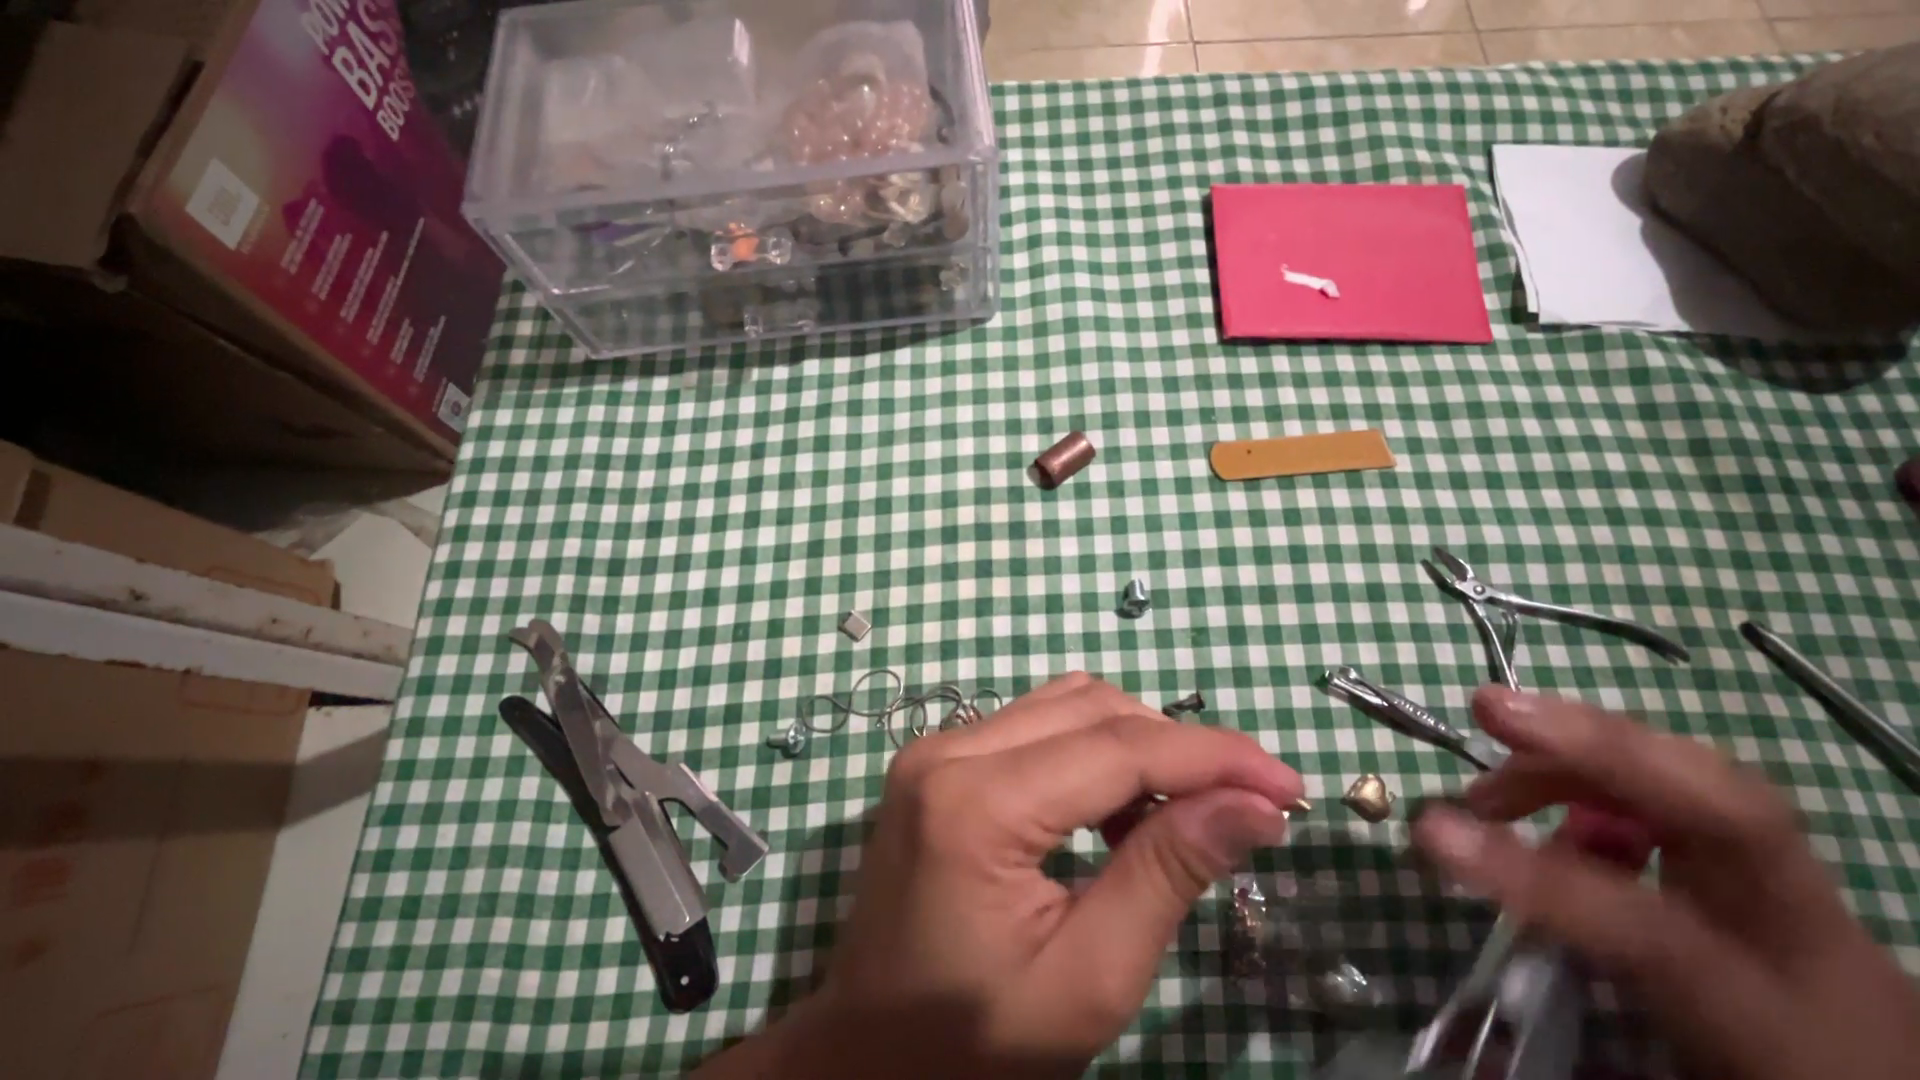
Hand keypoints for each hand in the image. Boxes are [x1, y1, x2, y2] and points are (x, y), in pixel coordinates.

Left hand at [695, 673, 1303, 1078]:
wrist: (867, 1055)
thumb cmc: (974, 1040)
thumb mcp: (1089, 977)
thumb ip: (1167, 875)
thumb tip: (1255, 805)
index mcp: (977, 804)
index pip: (1119, 747)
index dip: (1216, 757)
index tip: (1290, 787)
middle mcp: (947, 750)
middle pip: (1093, 709)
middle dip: (1181, 748)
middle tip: (1246, 807)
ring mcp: (934, 750)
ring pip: (1066, 707)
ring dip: (1138, 745)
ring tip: (1180, 818)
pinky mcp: (936, 763)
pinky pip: (1034, 727)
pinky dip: (1093, 753)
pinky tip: (1117, 814)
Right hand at [1413, 686, 1919, 1079]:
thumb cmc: (1772, 1078)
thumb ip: (1582, 1064)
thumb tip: (1465, 1053)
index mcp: (1786, 1022)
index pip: (1657, 934)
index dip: (1539, 878)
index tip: (1433, 835)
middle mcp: (1816, 944)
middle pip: (1735, 814)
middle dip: (1609, 746)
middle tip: (1490, 707)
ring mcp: (1815, 902)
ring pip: (1721, 787)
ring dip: (1600, 754)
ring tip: (1497, 777)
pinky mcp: (1794, 884)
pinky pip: (1711, 801)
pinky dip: (1630, 779)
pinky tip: (1564, 802)